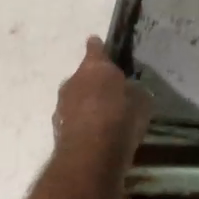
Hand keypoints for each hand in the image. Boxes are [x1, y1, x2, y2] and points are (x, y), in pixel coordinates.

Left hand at [53, 37, 151, 161]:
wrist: (91, 154)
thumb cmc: (121, 118)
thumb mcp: (141, 102)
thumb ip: (134, 92)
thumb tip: (132, 90)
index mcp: (95, 68)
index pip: (95, 48)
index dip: (99, 47)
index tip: (99, 44)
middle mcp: (73, 80)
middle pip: (84, 75)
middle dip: (94, 82)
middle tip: (110, 91)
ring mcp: (62, 104)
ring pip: (76, 97)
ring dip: (86, 103)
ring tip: (104, 117)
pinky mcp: (57, 126)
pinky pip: (72, 118)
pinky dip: (81, 122)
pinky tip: (94, 134)